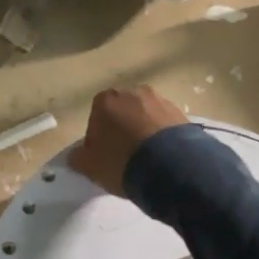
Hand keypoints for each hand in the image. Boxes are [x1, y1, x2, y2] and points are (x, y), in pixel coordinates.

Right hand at [68, 86, 188, 196]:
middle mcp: (132, 92)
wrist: (170, 165)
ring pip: (145, 116)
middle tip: (125, 156)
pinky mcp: (181, 112)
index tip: (104, 156)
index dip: (98, 137)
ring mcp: (160, 100)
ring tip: (147, 158)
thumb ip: (78, 158)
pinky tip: (162, 156)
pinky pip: (164, 124)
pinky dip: (161, 136)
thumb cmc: (120, 161)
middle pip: (122, 112)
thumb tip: (76, 155)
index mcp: (105, 100)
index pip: (96, 117)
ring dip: (143, 131)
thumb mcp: (89, 166)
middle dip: (122, 129)